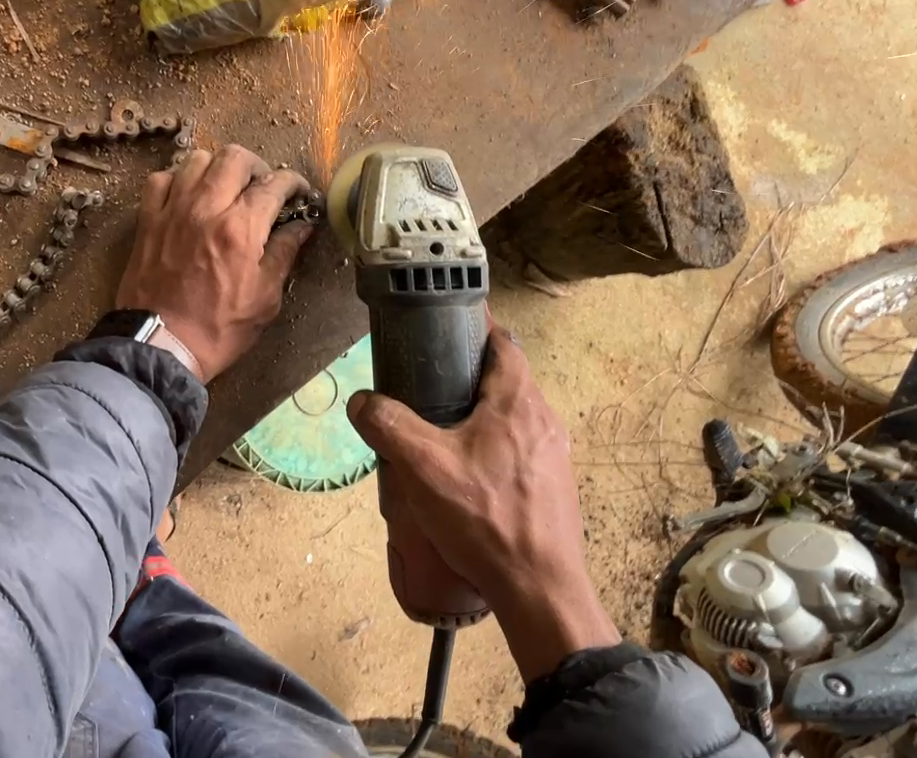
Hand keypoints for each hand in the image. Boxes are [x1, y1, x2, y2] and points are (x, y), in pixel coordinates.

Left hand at [115, 145, 314, 381]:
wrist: (161, 345)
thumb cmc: (219, 328)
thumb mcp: (265, 298)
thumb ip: (285, 253)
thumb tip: (303, 225)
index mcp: (240, 228)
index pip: (275, 184)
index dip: (294, 183)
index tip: (299, 193)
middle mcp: (206, 208)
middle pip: (236, 157)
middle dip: (257, 167)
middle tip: (262, 188)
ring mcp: (172, 209)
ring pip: (198, 159)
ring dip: (218, 169)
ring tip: (225, 189)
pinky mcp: (147, 219)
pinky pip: (161, 179)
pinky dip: (178, 180)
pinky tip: (187, 197)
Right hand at [347, 325, 619, 680]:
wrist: (540, 589)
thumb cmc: (484, 517)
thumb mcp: (422, 466)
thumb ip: (387, 424)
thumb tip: (361, 401)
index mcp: (517, 400)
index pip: (502, 341)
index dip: (475, 326)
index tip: (443, 326)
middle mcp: (543, 418)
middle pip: (507, 377)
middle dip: (471, 372)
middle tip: (429, 381)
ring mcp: (555, 454)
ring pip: (514, 414)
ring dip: (483, 410)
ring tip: (443, 428)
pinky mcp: (555, 485)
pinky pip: (522, 446)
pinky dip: (495, 442)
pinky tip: (469, 471)